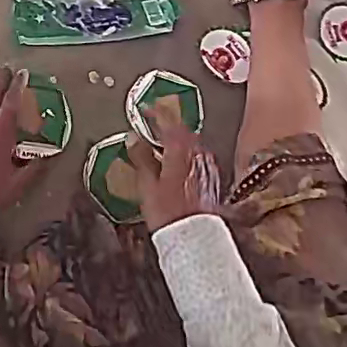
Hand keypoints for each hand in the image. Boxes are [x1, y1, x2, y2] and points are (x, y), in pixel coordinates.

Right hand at [126, 115, 222, 233]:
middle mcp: (198, 152)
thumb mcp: (147, 184)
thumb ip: (141, 157)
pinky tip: (177, 166)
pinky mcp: (213, 177)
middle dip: (167, 127)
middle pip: (182, 130)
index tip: (145, 108)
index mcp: (180, 149)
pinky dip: (187, 156)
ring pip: (192, 144)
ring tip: (162, 148)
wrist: (195, 237)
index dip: (155, 111)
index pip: (168, 120)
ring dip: (177, 142)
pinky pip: (198, 158)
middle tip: (152, 128)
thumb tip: (133, 138)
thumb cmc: (168, 212)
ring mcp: (208, 164)